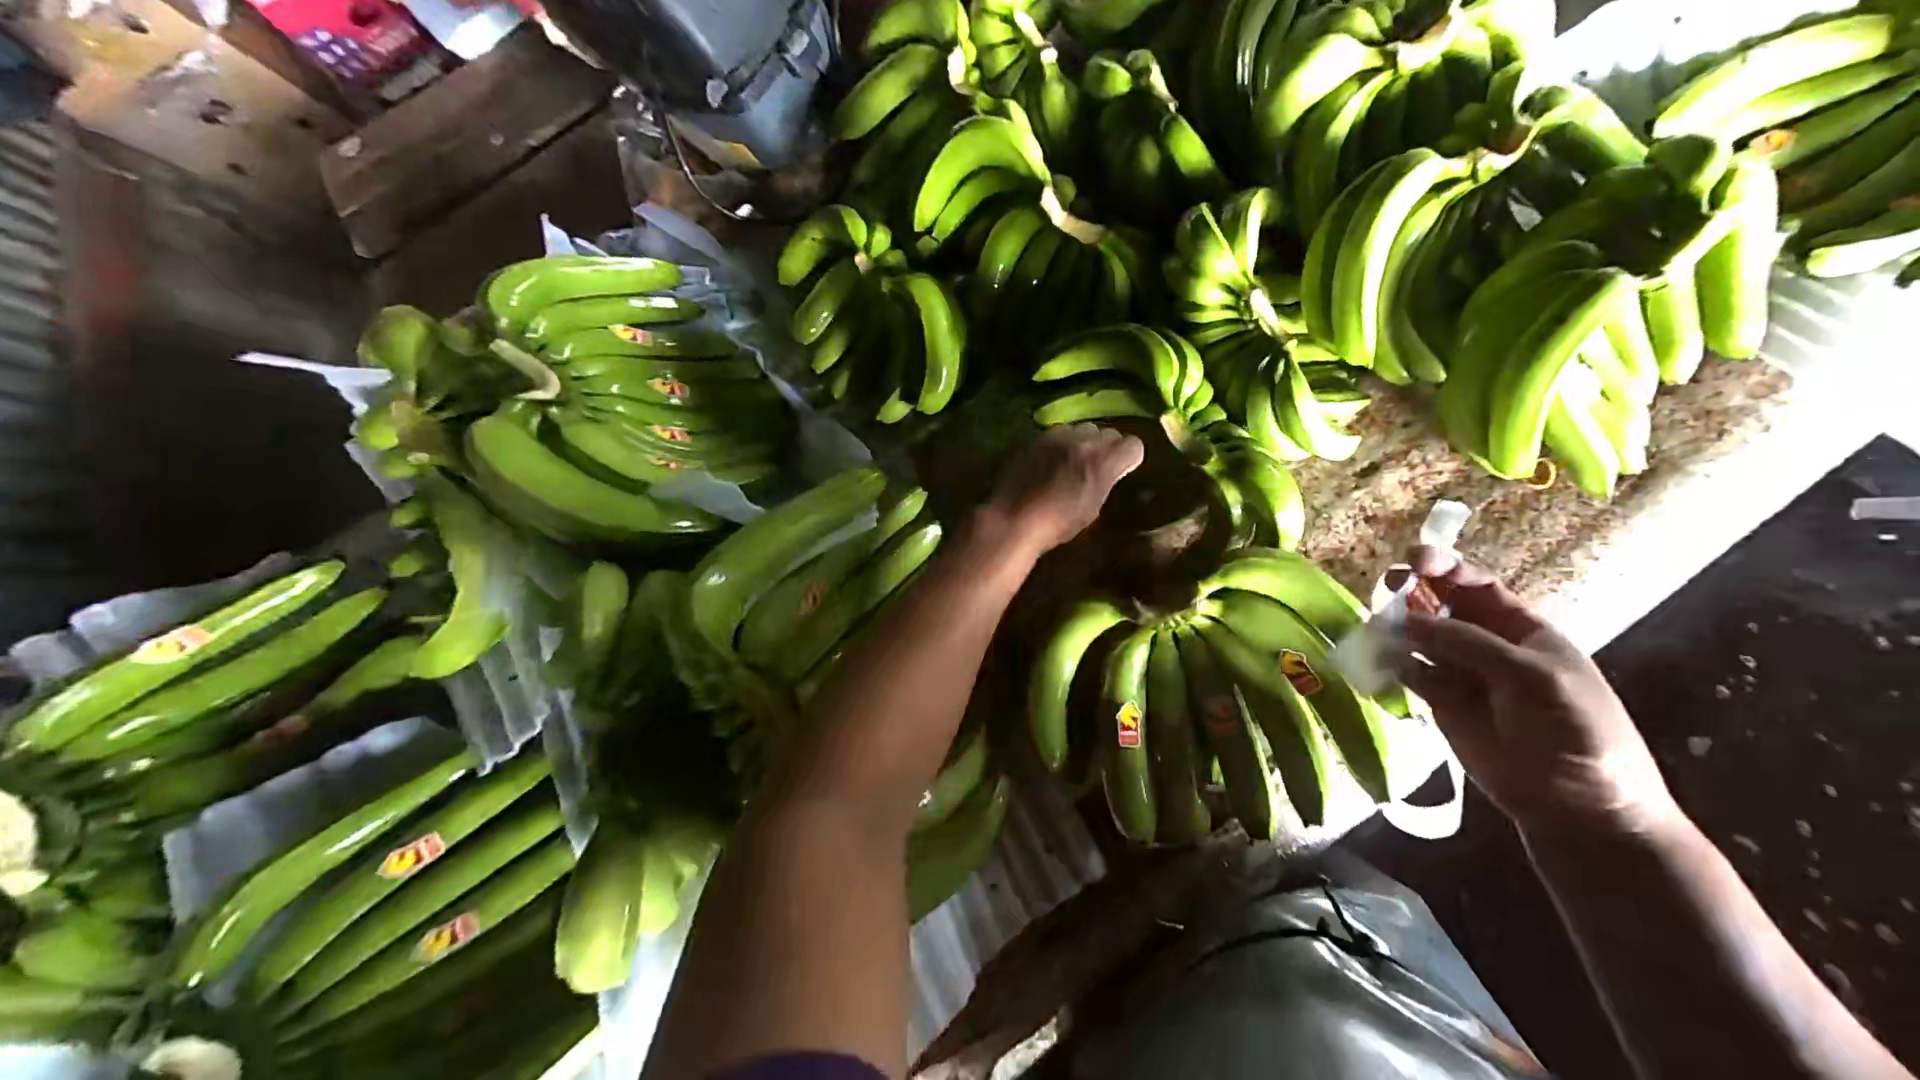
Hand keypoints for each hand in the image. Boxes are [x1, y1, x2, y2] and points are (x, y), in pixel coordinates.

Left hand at [980, 423, 1143, 557]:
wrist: (1012, 518)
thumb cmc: (1056, 525)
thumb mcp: (1092, 509)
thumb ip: (1105, 482)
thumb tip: (1107, 473)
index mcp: (1104, 461)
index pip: (1133, 445)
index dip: (1128, 458)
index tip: (1120, 470)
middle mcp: (1083, 440)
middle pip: (1107, 433)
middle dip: (1105, 448)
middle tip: (1094, 468)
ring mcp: (1056, 435)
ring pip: (1080, 428)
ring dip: (1080, 442)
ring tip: (1069, 463)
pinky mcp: (1034, 437)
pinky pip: (1055, 434)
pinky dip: (1057, 445)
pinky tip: (1047, 463)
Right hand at [1396, 546, 1683, 840]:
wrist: (1576, 802)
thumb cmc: (1575, 730)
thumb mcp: (1533, 677)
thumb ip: (1470, 644)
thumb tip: (1406, 620)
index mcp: (1520, 628)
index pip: (1476, 585)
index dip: (1446, 568)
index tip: (1414, 560)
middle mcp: (1484, 642)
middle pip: (1439, 604)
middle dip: (1412, 590)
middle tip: (1387, 586)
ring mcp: (1458, 671)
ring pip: (1416, 636)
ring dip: (1393, 626)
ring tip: (1373, 627)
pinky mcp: (1438, 700)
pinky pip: (1406, 671)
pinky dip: (1386, 663)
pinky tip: (1372, 660)